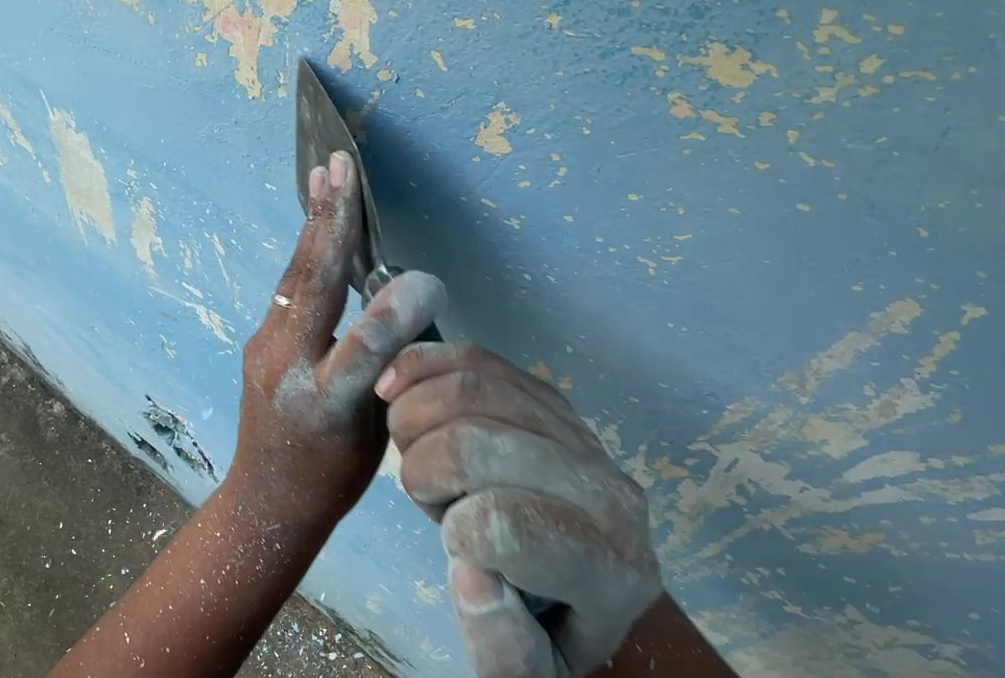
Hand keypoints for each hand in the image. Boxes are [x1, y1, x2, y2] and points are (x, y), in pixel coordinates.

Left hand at [229, 151, 445, 528]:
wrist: (265, 497)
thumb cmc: (334, 476)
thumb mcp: (375, 435)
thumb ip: (387, 370)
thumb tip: (405, 308)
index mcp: (325, 404)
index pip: (363, 348)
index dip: (396, 312)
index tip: (431, 282)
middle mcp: (286, 367)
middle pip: (312, 289)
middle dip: (331, 224)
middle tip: (340, 168)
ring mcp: (264, 348)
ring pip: (295, 277)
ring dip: (314, 222)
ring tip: (324, 174)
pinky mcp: (257, 339)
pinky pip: (289, 288)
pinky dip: (307, 249)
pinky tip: (316, 215)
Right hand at [376, 343, 662, 676]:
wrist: (582, 574)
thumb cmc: (548, 623)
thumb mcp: (527, 671)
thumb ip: (504, 646)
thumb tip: (473, 576)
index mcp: (611, 568)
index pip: (506, 523)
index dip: (457, 532)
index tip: (458, 551)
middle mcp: (608, 489)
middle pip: (478, 443)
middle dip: (423, 467)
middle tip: (423, 493)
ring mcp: (579, 431)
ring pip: (472, 387)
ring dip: (414, 415)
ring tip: (414, 450)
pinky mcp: (548, 394)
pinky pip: (476, 357)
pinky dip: (419, 366)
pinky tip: (392, 389)